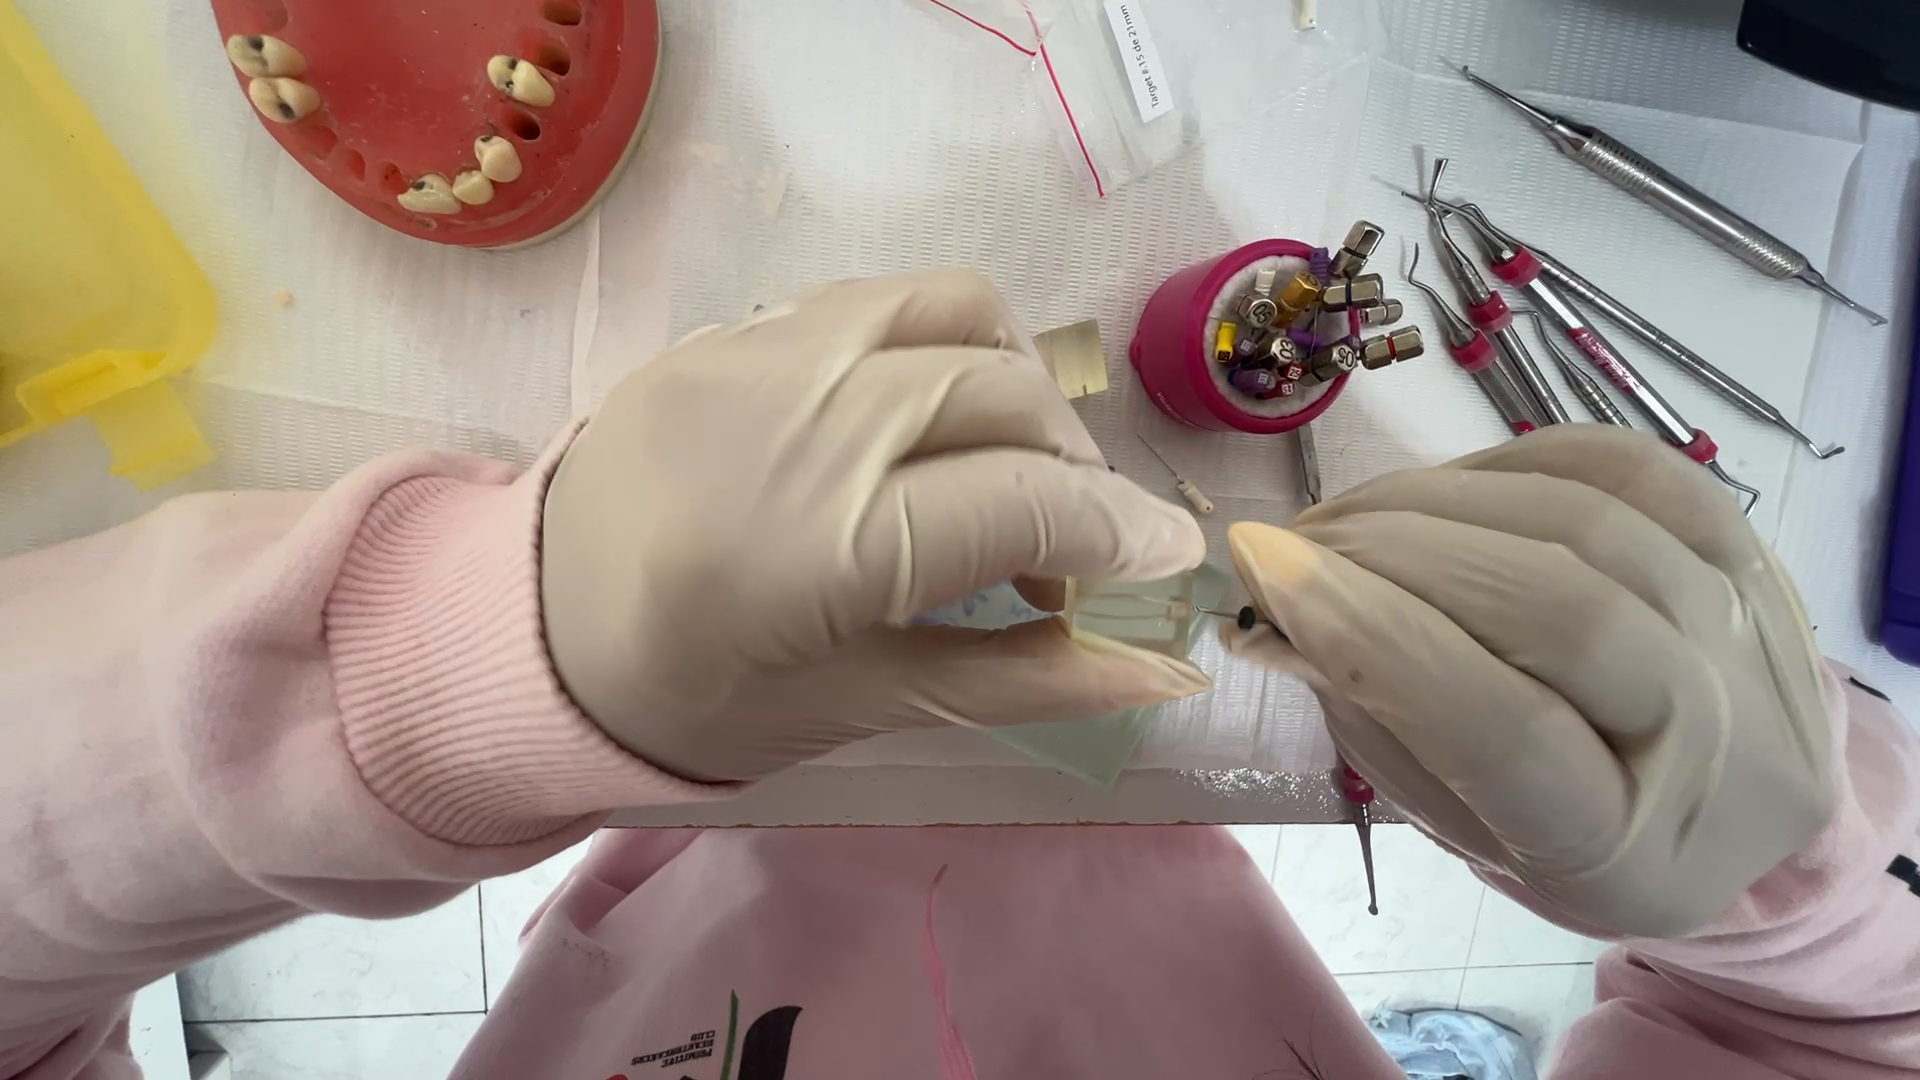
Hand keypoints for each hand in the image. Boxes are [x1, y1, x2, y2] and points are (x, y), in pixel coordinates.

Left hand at [541, 270, 1208, 781]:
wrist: (525, 629)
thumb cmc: (696, 700)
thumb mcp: (865, 707)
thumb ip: (1022, 681)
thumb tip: (1160, 676)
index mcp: (813, 549)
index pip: (1015, 505)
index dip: (1114, 532)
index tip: (1168, 558)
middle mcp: (793, 421)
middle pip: (1001, 398)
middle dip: (1073, 471)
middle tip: (1067, 545)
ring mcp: (757, 352)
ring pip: (959, 316)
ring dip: (1022, 388)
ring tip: (1008, 464)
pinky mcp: (734, 326)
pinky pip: (884, 298)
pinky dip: (949, 345)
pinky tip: (932, 415)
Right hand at [1226, 425, 1833, 937]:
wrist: (1686, 792)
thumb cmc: (1525, 817)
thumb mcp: (1426, 793)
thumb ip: (1358, 700)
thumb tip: (1272, 600)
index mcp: (1624, 849)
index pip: (1502, 727)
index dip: (1370, 633)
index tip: (1263, 565)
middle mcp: (1723, 743)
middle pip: (1551, 606)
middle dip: (1385, 552)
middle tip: (1292, 543)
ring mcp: (1754, 633)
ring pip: (1578, 521)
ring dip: (1420, 501)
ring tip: (1341, 521)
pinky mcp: (1753, 549)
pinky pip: (1619, 466)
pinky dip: (1497, 466)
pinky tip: (1429, 495)